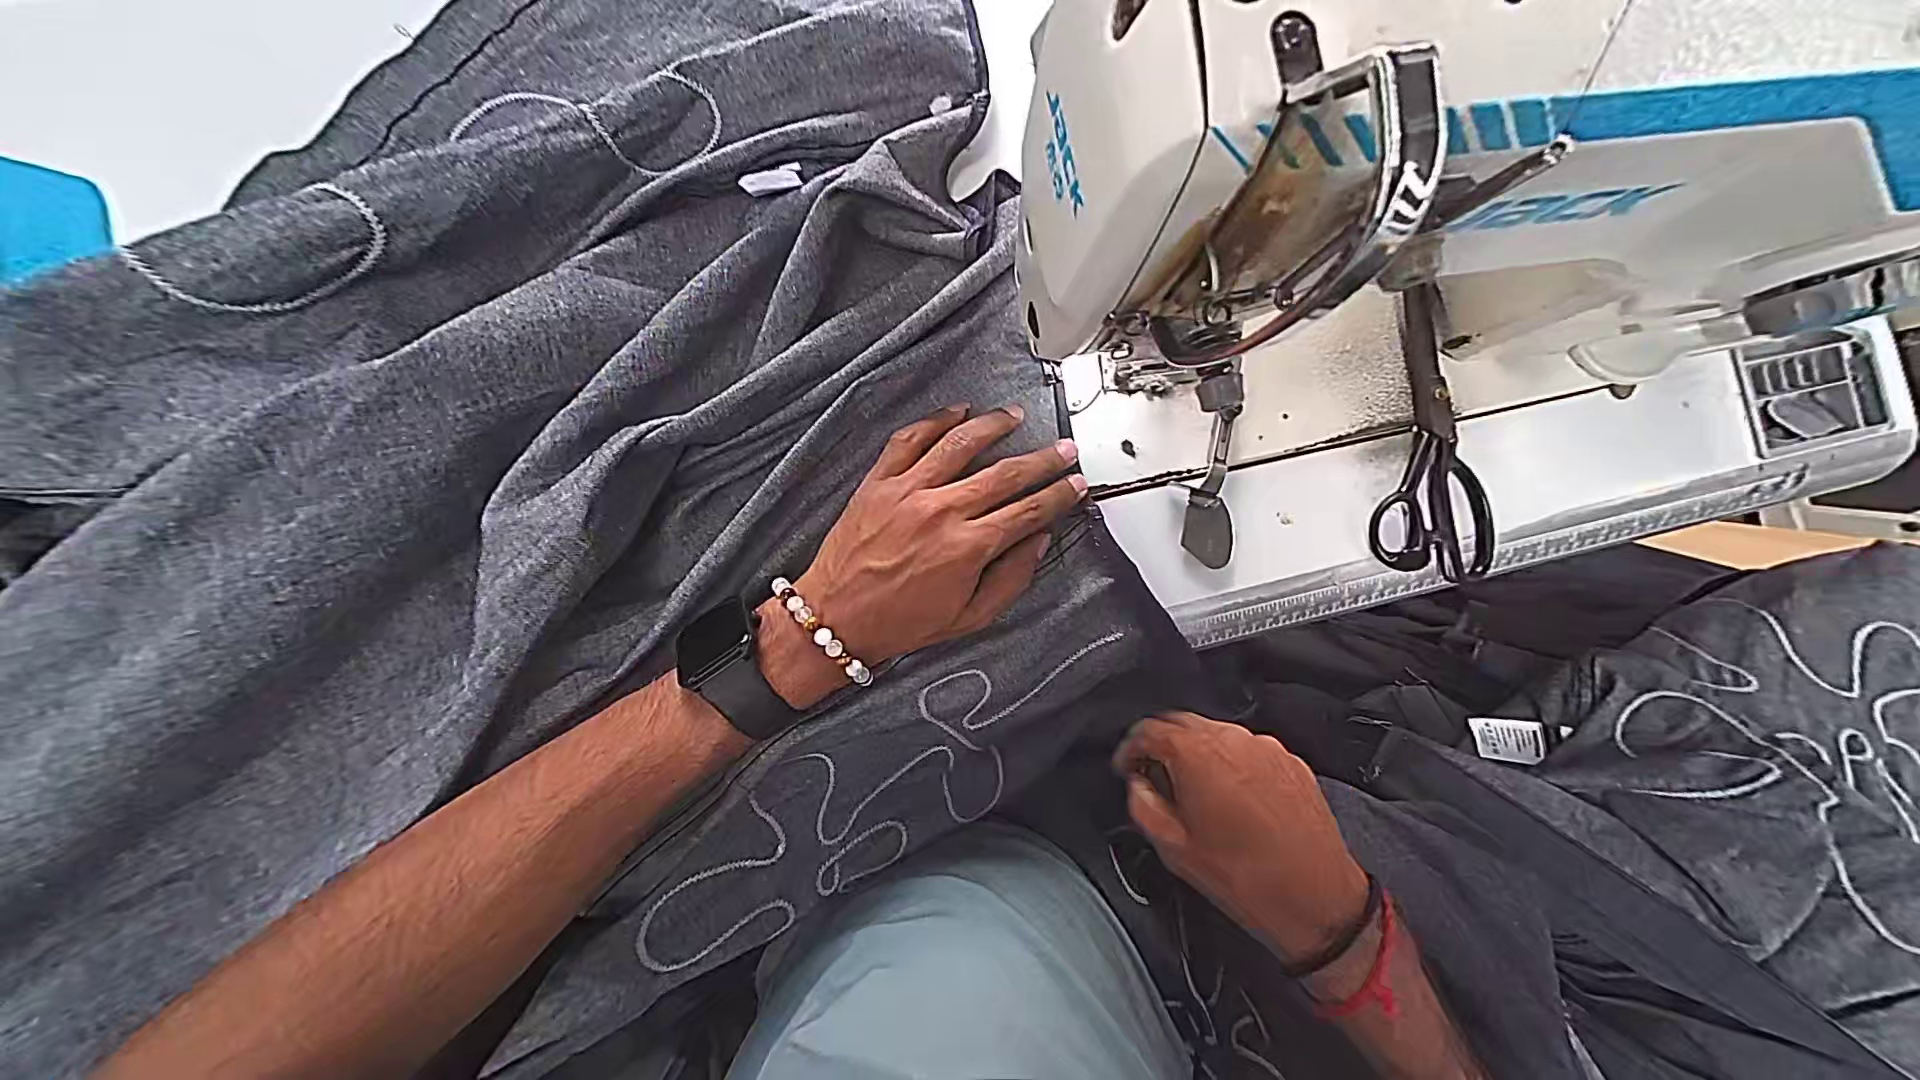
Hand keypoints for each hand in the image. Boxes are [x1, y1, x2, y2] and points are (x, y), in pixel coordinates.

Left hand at [758, 403, 1085, 707]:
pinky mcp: (879, 482)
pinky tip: (956, 412)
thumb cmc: (899, 622)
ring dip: (994, 425)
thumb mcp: (969, 616)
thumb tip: (1037, 542)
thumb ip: (1011, 578)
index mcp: (968, 547)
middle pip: (1006, 473)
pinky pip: (910, 439)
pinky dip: (936, 420)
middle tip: (1063, 450)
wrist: (837, 617)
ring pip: (961, 443)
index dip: (1059, 495)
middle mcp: (942, 511)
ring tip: (1014, 416)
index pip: (1029, 510)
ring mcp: (908, 491)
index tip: (1074, 484)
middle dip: (1043, 459)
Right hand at [1114, 711, 1370, 964]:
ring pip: (1214, 734)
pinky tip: (1231, 796)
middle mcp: (1230, 740)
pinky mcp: (1290, 761)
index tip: (1126, 765)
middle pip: (1180, 723)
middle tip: (1154, 773)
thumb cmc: (1248, 879)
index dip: (1129, 748)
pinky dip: (1231, 763)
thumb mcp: (1173, 847)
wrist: (1318, 902)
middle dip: (1161, 745)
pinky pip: (1247, 749)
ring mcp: (1264, 747)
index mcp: (1195, 754)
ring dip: (1196, 753)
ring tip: (1195, 790)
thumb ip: (1142, 803)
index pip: (1147, 729)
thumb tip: (1139, 786)